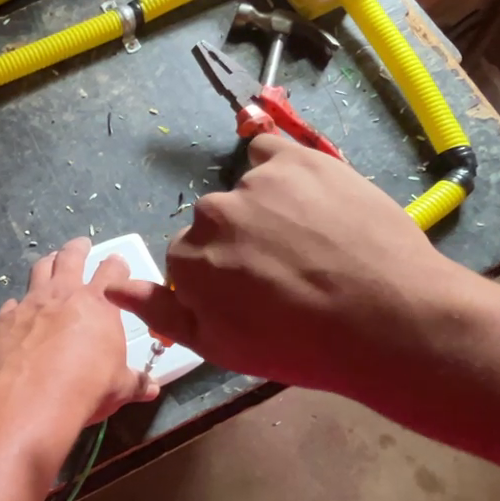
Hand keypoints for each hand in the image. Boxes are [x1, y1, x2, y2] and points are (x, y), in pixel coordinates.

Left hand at [0, 237, 158, 450]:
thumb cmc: (87, 389)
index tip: (118, 262)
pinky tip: (17, 310)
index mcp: (98, 304)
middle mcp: (63, 295)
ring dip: (47, 264)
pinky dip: (17, 305)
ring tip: (50, 262)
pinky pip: (11, 305)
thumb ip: (135, 383)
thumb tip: (152, 388)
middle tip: (82, 244)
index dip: (117, 265)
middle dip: (78, 248)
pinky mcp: (4, 322)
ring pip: (39, 271)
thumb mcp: (119, 388)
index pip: (112, 272)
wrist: (32, 401)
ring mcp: (30, 305)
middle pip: (71, 258)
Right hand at [103, 134, 474, 395]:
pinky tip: (310, 198)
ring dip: (266, 210)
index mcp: (186, 261)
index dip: (218, 278)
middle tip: (286, 271)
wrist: (389, 319)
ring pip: (245, 192)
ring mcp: (255, 183)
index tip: (253, 295)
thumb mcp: (220, 347)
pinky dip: (281, 170)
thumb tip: (110, 287)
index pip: (185, 259)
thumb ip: (161, 312)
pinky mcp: (298, 159)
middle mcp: (211, 214)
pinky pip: (272, 153)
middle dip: (239, 242)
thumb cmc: (300, 346)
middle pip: (213, 223)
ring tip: (313, 244)